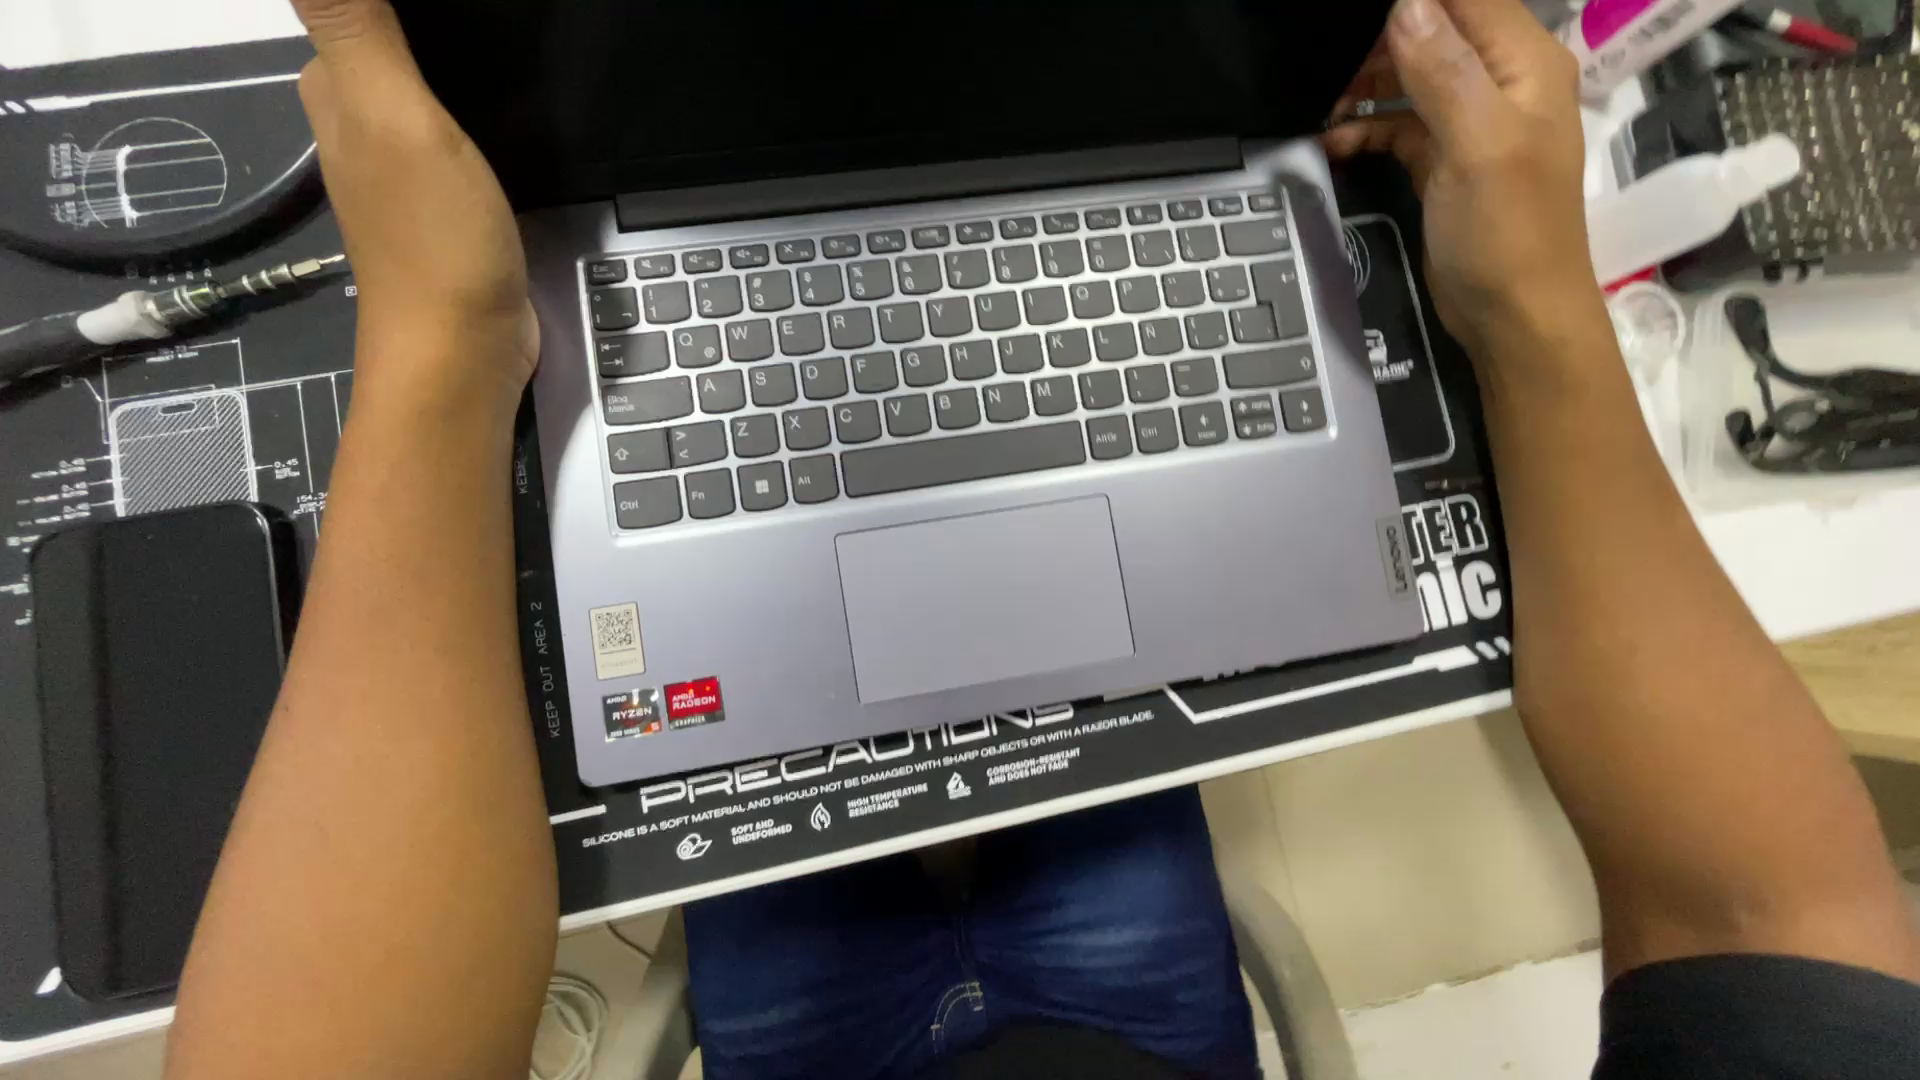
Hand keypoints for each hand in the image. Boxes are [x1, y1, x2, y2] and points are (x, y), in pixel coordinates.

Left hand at [291, 0, 537, 411]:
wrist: (467, 349)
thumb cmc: (434, 238)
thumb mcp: (396, 118)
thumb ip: (354, 27)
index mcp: (338, 98)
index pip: (346, 17)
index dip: (386, 14)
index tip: (452, 17)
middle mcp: (365, 134)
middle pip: (385, 59)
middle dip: (423, 40)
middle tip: (488, 37)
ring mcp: (412, 181)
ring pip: (428, 107)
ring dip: (460, 86)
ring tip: (512, 68)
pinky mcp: (456, 217)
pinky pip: (464, 154)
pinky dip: (484, 135)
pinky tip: (519, 134)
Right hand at [1326, 0, 1598, 361]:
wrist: (1511, 311)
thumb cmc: (1504, 229)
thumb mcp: (1475, 144)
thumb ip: (1443, 72)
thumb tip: (1405, 4)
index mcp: (1523, 63)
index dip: (1413, 2)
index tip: (1351, 19)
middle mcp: (1500, 83)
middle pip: (1435, 33)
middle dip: (1381, 41)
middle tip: (1327, 63)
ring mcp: (1471, 125)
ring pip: (1412, 80)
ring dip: (1368, 87)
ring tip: (1323, 104)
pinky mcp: (1444, 163)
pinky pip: (1401, 128)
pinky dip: (1368, 130)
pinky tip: (1335, 142)